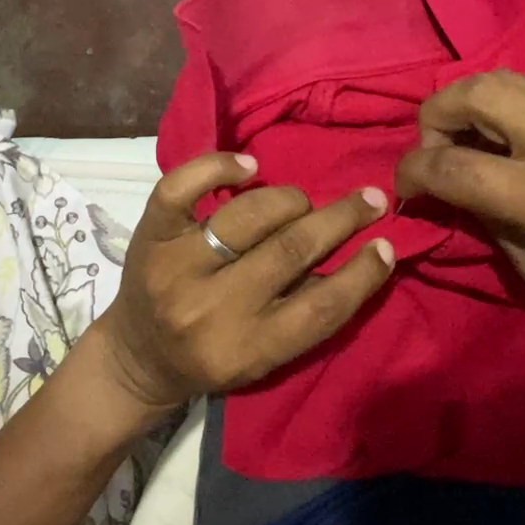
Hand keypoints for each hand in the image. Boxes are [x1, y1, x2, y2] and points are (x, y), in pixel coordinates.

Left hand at [92, 153, 395, 412]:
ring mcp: (175, 267)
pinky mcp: (149, 235)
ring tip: (301, 202)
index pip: (319, 309)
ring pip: (247, 215)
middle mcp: (210, 309)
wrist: (137, 357)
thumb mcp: (263, 359)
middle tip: (369, 200)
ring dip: (289, 199)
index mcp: (246, 348)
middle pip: (290, 251)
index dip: (361, 275)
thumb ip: (304, 314)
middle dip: (340, 219)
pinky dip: (217, 167)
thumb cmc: (211, 357)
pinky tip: (249, 165)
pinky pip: (181, 187)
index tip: (387, 245)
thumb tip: (356, 255)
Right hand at [394, 71, 524, 348]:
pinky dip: (516, 114)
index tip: (405, 187)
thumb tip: (453, 193)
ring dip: (472, 103)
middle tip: (435, 147)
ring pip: (508, 78)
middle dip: (436, 115)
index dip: (411, 171)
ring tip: (471, 139)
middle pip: (476, 91)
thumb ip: (490, 225)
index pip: (452, 164)